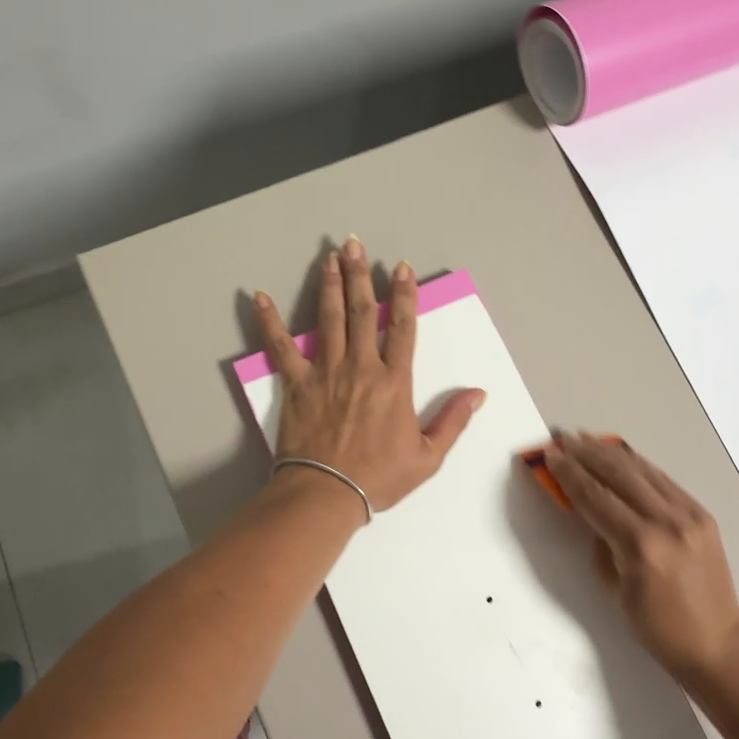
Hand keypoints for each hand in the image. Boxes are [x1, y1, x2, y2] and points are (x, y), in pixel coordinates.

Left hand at [252, 237, 486, 512]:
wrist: (328, 494)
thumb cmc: (379, 477)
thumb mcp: (428, 456)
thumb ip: (453, 420)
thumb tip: (478, 392)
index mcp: (394, 381)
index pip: (402, 327)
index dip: (404, 295)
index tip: (401, 268)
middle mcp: (360, 366)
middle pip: (362, 312)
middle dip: (360, 275)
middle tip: (355, 244)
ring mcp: (325, 372)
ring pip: (328, 318)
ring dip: (329, 285)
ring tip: (329, 257)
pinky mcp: (296, 384)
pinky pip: (280, 347)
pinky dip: (269, 321)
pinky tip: (260, 297)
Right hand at [544, 433, 738, 677]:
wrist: (717, 644)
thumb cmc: (659, 628)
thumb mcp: (616, 589)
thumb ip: (601, 543)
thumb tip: (590, 511)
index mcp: (641, 545)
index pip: (595, 497)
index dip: (569, 473)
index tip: (549, 454)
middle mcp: (666, 521)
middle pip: (617, 474)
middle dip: (585, 453)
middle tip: (560, 436)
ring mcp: (688, 513)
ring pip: (641, 470)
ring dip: (609, 451)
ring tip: (584, 438)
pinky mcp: (701, 513)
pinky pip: (661, 480)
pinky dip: (636, 464)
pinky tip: (618, 455)